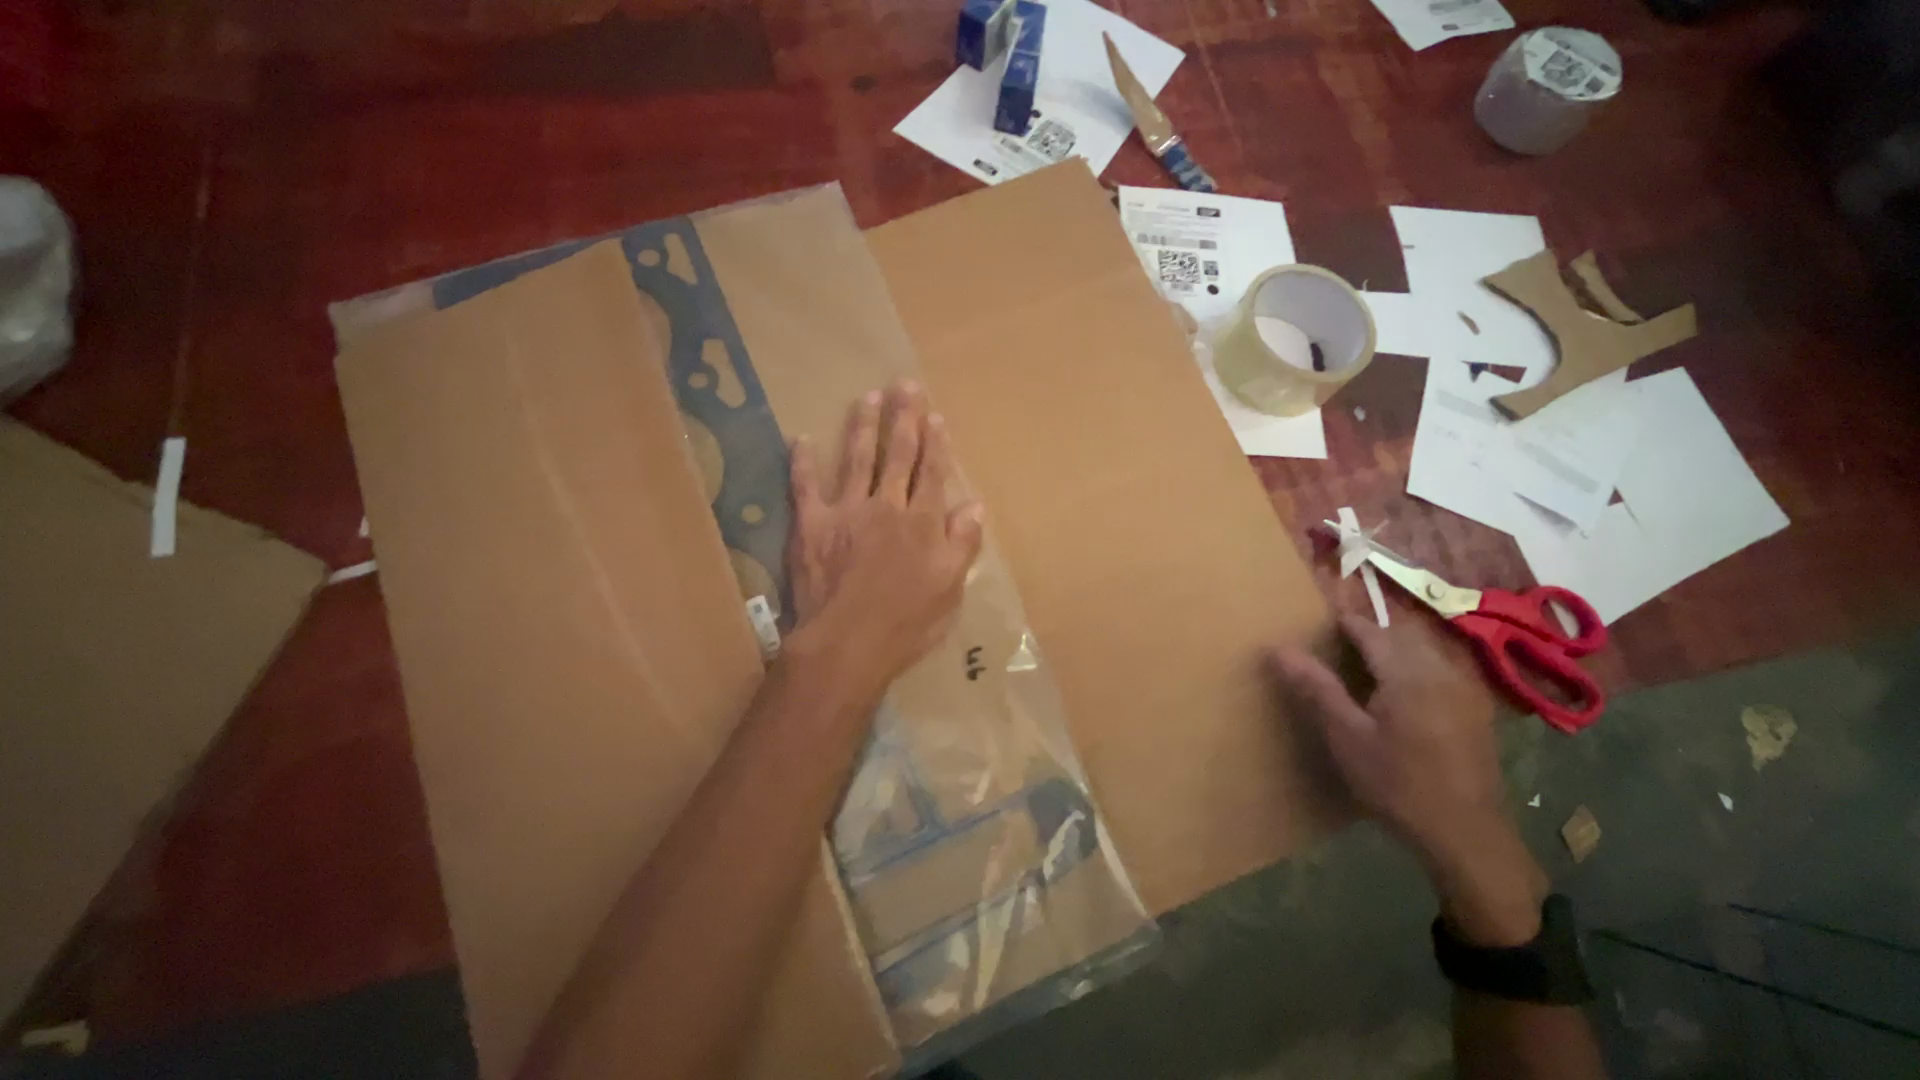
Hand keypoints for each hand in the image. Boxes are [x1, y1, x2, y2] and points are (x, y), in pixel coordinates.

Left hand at [785, 380, 984, 701]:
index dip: (935, 444)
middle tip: (904, 384)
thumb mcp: (950, 589)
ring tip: (866, 398)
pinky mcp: (811, 525)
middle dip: (903, 418)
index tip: (935, 416)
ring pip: (856, 460)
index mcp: (922, 522)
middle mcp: (886, 507)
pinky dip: (802, 462)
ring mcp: (846, 512)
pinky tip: (799, 439)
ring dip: (862, 427)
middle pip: (898, 455)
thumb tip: (974, 505)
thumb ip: (962, 543)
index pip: (932, 473)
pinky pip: (805, 486)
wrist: (847, 642)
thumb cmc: (906, 623)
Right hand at [1268, 614, 1546, 945]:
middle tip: (1337, 646)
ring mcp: (1464, 688)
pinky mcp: (1476, 709)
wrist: (1465, 833)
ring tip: (1365, 667)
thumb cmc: (1397, 784)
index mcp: (1407, 670)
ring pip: (1423, 650)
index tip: (1317, 627)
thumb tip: (1279, 648)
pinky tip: (1403, 694)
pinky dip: (1416, 668)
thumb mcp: (1347, 736)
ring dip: (1394, 649)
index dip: (1343, 623)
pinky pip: (1441, 670)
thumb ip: (1316, 687)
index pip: (1369, 628)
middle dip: (1369, 632)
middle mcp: (1440, 668)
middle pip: (1400, 634)